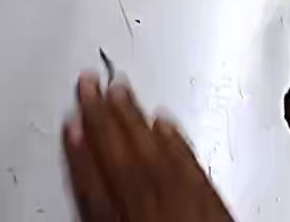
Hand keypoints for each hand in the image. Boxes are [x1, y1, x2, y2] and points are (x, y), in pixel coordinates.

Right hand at [64, 75, 233, 221]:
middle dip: (104, 119)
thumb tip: (81, 201)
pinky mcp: (220, 209)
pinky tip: (166, 121)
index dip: (78, 155)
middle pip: (127, 161)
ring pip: (158, 155)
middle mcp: (162, 217)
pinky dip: (176, 141)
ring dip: (136, 118)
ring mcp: (194, 211)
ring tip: (120, 88)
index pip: (97, 192)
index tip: (68, 121)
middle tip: (90, 83)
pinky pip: (193, 167)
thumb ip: (103, 221)